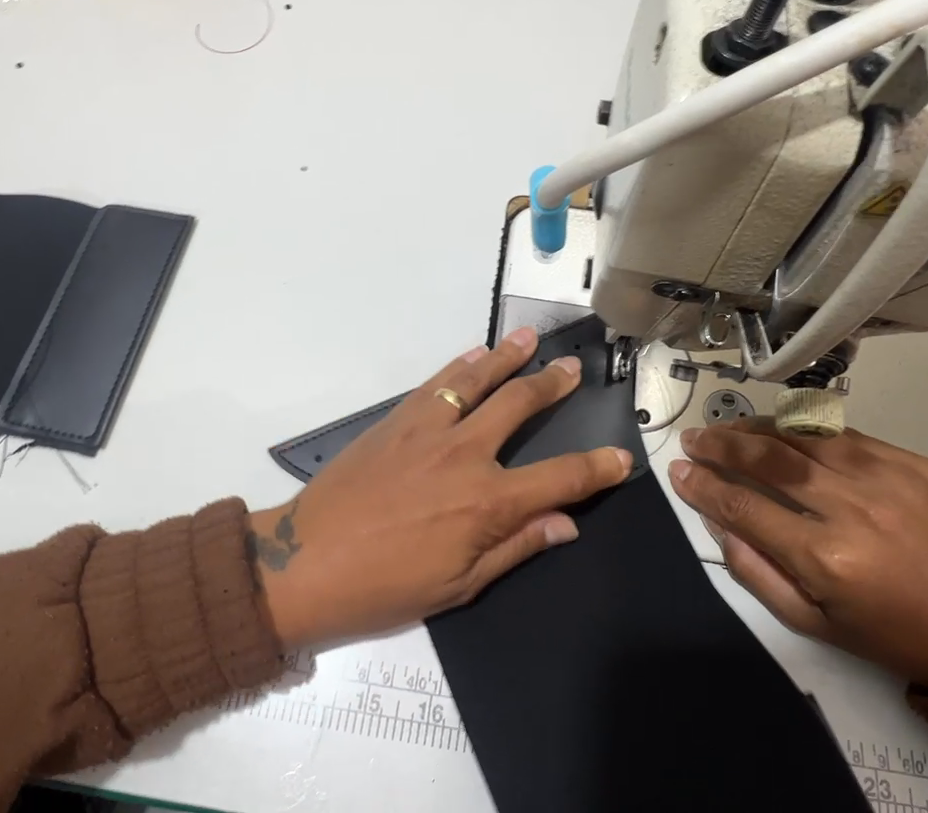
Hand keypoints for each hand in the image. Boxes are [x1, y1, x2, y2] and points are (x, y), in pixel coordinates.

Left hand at [248, 326, 634, 649]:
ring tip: (529, 339)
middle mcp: (465, 455)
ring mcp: (428, 430)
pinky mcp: (396, 421)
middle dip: (552, 385)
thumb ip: (516, 547)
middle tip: (573, 368)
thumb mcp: (459, 585)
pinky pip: (435, 383)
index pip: (561, 479)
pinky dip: (459, 365)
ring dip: (507, 358)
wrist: (305, 563)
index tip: (621, 456)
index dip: (597, 468)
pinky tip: (473, 354)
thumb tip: (567, 524)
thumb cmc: (385, 587)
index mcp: (488, 503)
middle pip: (520, 407)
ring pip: (477, 381)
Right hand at [668, 422, 927, 688]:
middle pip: (769, 459)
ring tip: (730, 427)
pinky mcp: (912, 462)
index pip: (744, 506)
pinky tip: (785, 432)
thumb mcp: (812, 623)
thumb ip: (755, 571)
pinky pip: (844, 435)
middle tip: (694, 437)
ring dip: (758, 427)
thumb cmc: (890, 635)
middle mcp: (853, 507)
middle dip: (721, 443)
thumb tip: (715, 520)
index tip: (678, 472)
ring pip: (803, 434)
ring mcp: (887, 477)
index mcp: (826, 557)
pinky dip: (806, 430)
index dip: (702, 486)